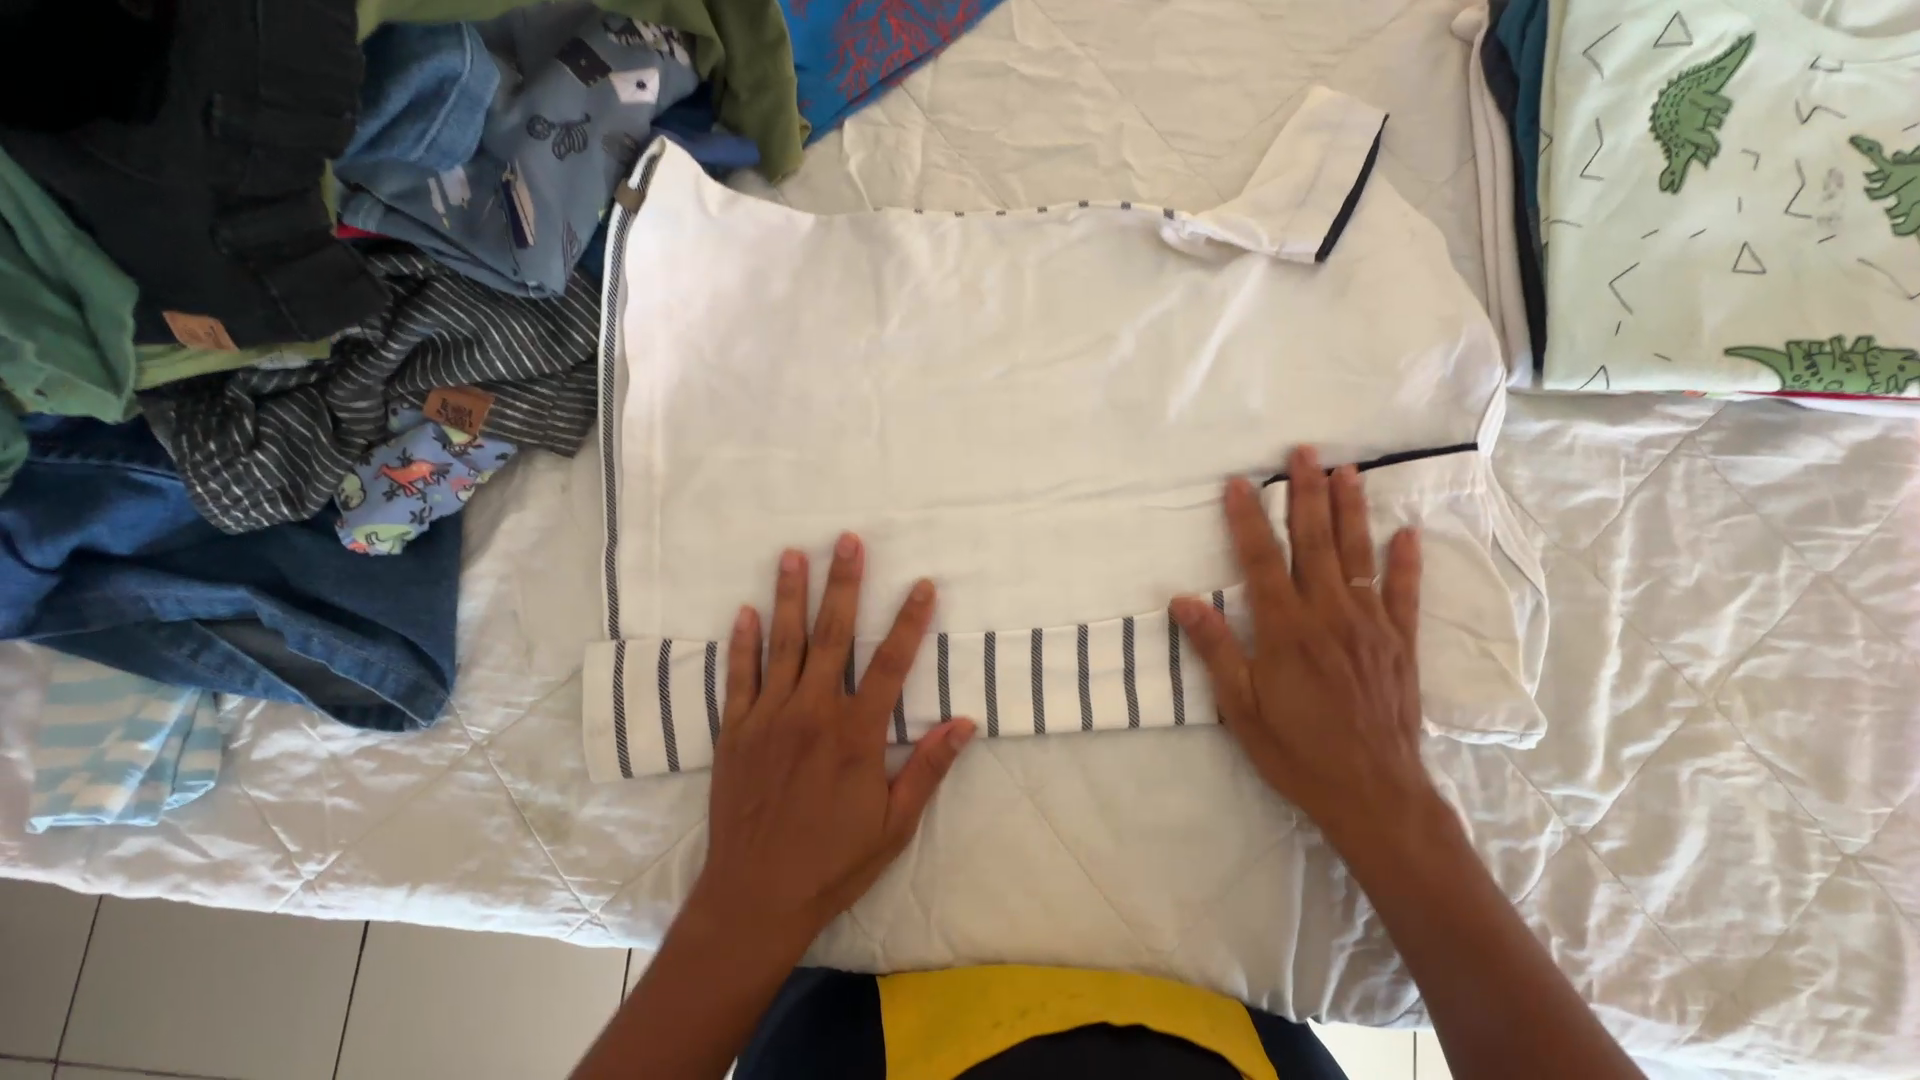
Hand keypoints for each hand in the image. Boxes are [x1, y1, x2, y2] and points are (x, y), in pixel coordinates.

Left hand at [692, 532, 976, 950]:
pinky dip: (743, 643)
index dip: (909, 622)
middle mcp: (812, 713)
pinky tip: (746, 611)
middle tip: (847, 540)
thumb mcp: (894, 825)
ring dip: (789, 597)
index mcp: (856, 735)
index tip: (922, 585)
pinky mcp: (735, 733)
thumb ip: (927, 769)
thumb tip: (966, 722)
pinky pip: (739, 677)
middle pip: (832, 637)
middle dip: (843, 584)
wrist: (755, 896)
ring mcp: (769, 719)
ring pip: (783, 645)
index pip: (892, 664)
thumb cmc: (833, 862)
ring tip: (792, 554)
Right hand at [1169, 446, 1443, 853]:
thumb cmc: (1297, 752)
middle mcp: (1330, 616)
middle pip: (1314, 543)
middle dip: (1306, 494)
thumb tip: (1182, 600)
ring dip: (1351, 510)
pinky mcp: (1401, 643)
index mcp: (1285, 631)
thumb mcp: (1241, 710)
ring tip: (1347, 470)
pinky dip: (1405, 560)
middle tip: (1303, 451)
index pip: (1260, 561)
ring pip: (1358, 556)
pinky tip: (1405, 532)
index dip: (1247, 519)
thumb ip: (1215, 651)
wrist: (1374, 792)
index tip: (1239, 482)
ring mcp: (1371, 626)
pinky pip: (1405, 593)